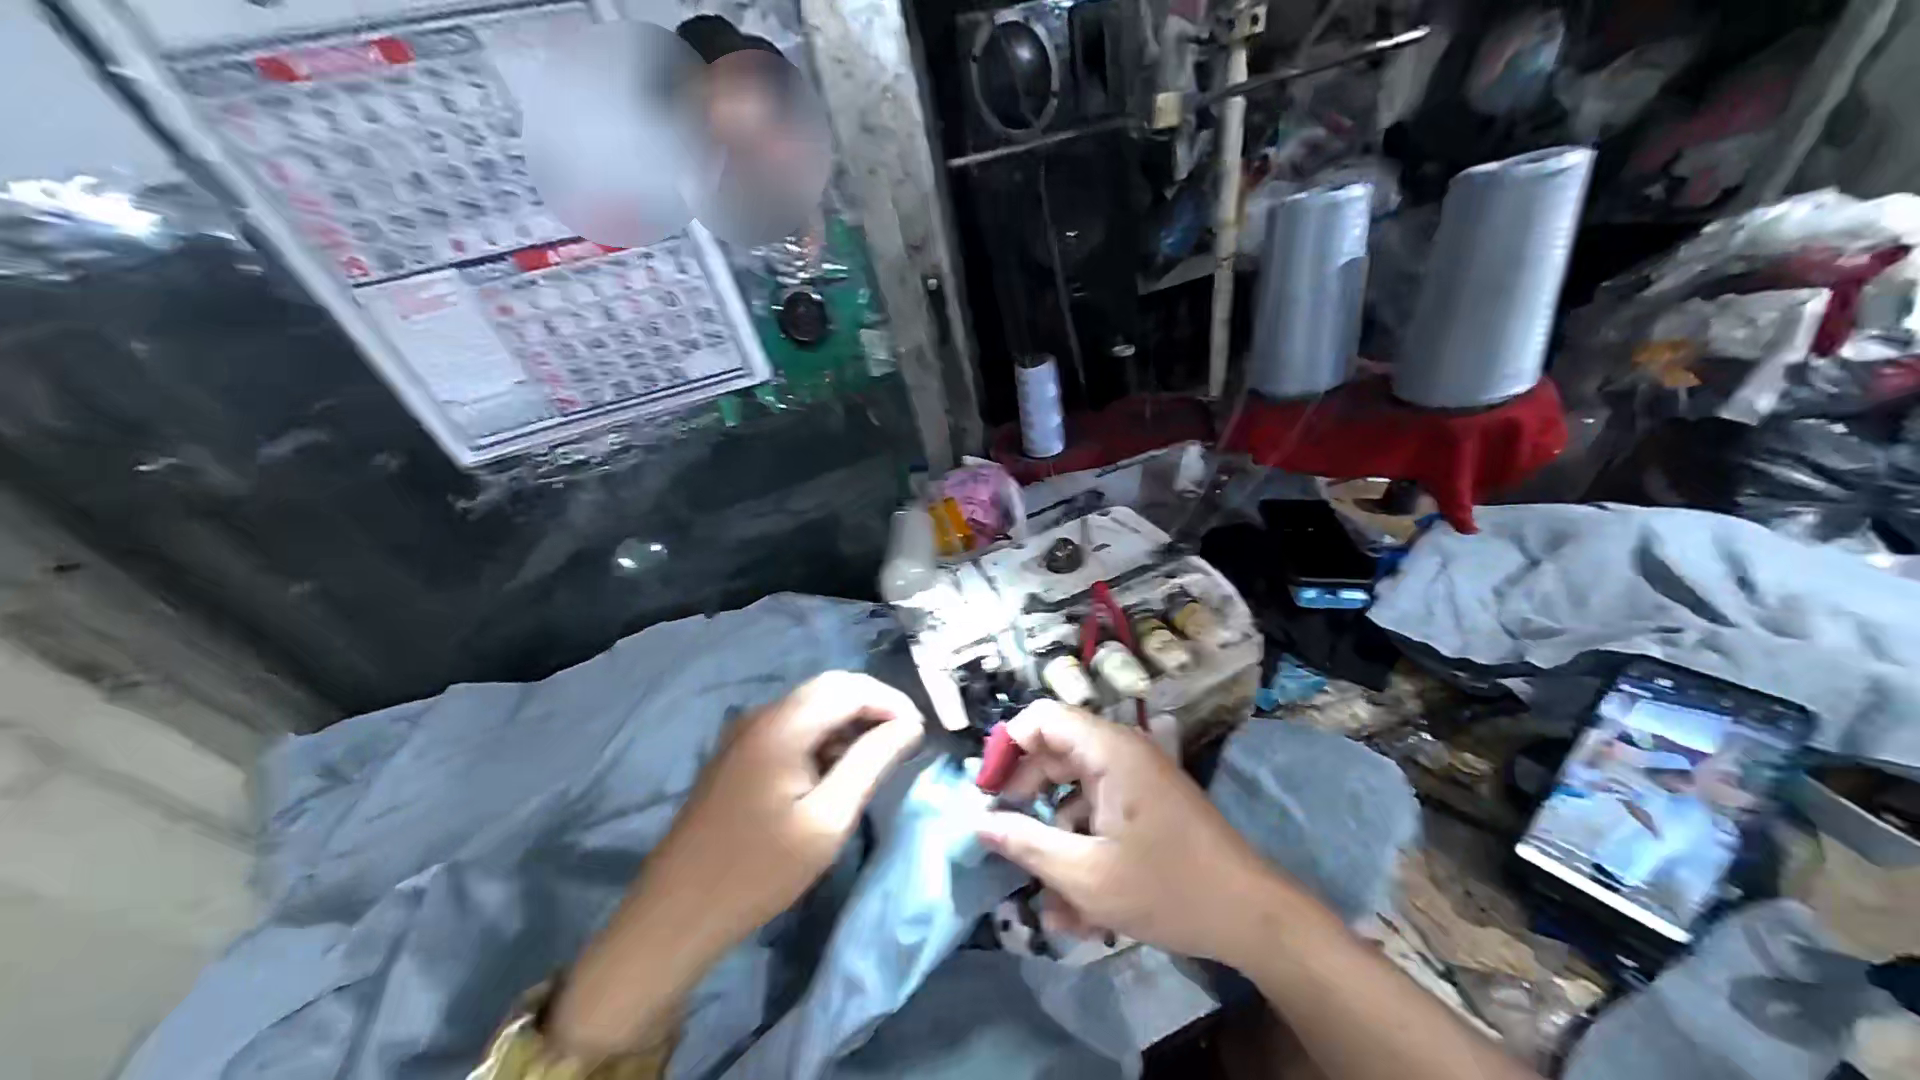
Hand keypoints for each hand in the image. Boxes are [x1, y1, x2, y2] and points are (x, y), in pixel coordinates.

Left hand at [551, 671, 923, 1053]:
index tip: (919, 731)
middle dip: (872, 705)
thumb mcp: (828, 820)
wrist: (678, 911)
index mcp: (783, 725)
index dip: (891, 700)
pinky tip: (835, 769)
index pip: (850, 687)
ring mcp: (745, 733)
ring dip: (848, 720)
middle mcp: (762, 715)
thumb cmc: (759, 869)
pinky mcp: (738, 753)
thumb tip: (908, 725)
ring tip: (876, 757)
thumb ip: (871, 762)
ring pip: (810, 706)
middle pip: (829, 688)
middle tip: (903, 739)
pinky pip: (791, 726)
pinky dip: (823, 735)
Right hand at [976, 700, 1292, 963]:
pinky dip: (1081, 849)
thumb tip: (980, 823)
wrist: (1251, 916)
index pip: (1041, 718)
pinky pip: (1097, 814)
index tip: (988, 793)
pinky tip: (1077, 910)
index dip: (1007, 749)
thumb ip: (1025, 843)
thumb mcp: (1084, 874)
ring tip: (1047, 897)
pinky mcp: (1144, 806)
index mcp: (1108, 750)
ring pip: (1072, 793)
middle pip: (1053, 754)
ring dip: (1054, 838)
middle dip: (1025, 798)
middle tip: (1005, 838)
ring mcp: (1135, 779)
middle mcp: (1120, 753)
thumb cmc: (1165, 886)